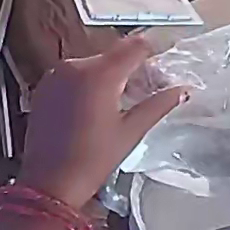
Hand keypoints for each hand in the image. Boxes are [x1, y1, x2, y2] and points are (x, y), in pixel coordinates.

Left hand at [19, 37, 185, 207]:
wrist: (49, 183)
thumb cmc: (94, 159)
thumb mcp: (131, 131)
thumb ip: (159, 104)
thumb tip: (184, 90)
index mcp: (99, 74)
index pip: (134, 46)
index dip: (154, 51)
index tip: (166, 63)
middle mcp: (75, 66)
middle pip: (114, 54)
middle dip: (134, 68)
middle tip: (150, 89)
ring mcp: (56, 74)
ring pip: (95, 64)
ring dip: (112, 75)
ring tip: (125, 100)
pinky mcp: (45, 86)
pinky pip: (75, 74)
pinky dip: (90, 82)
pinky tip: (98, 105)